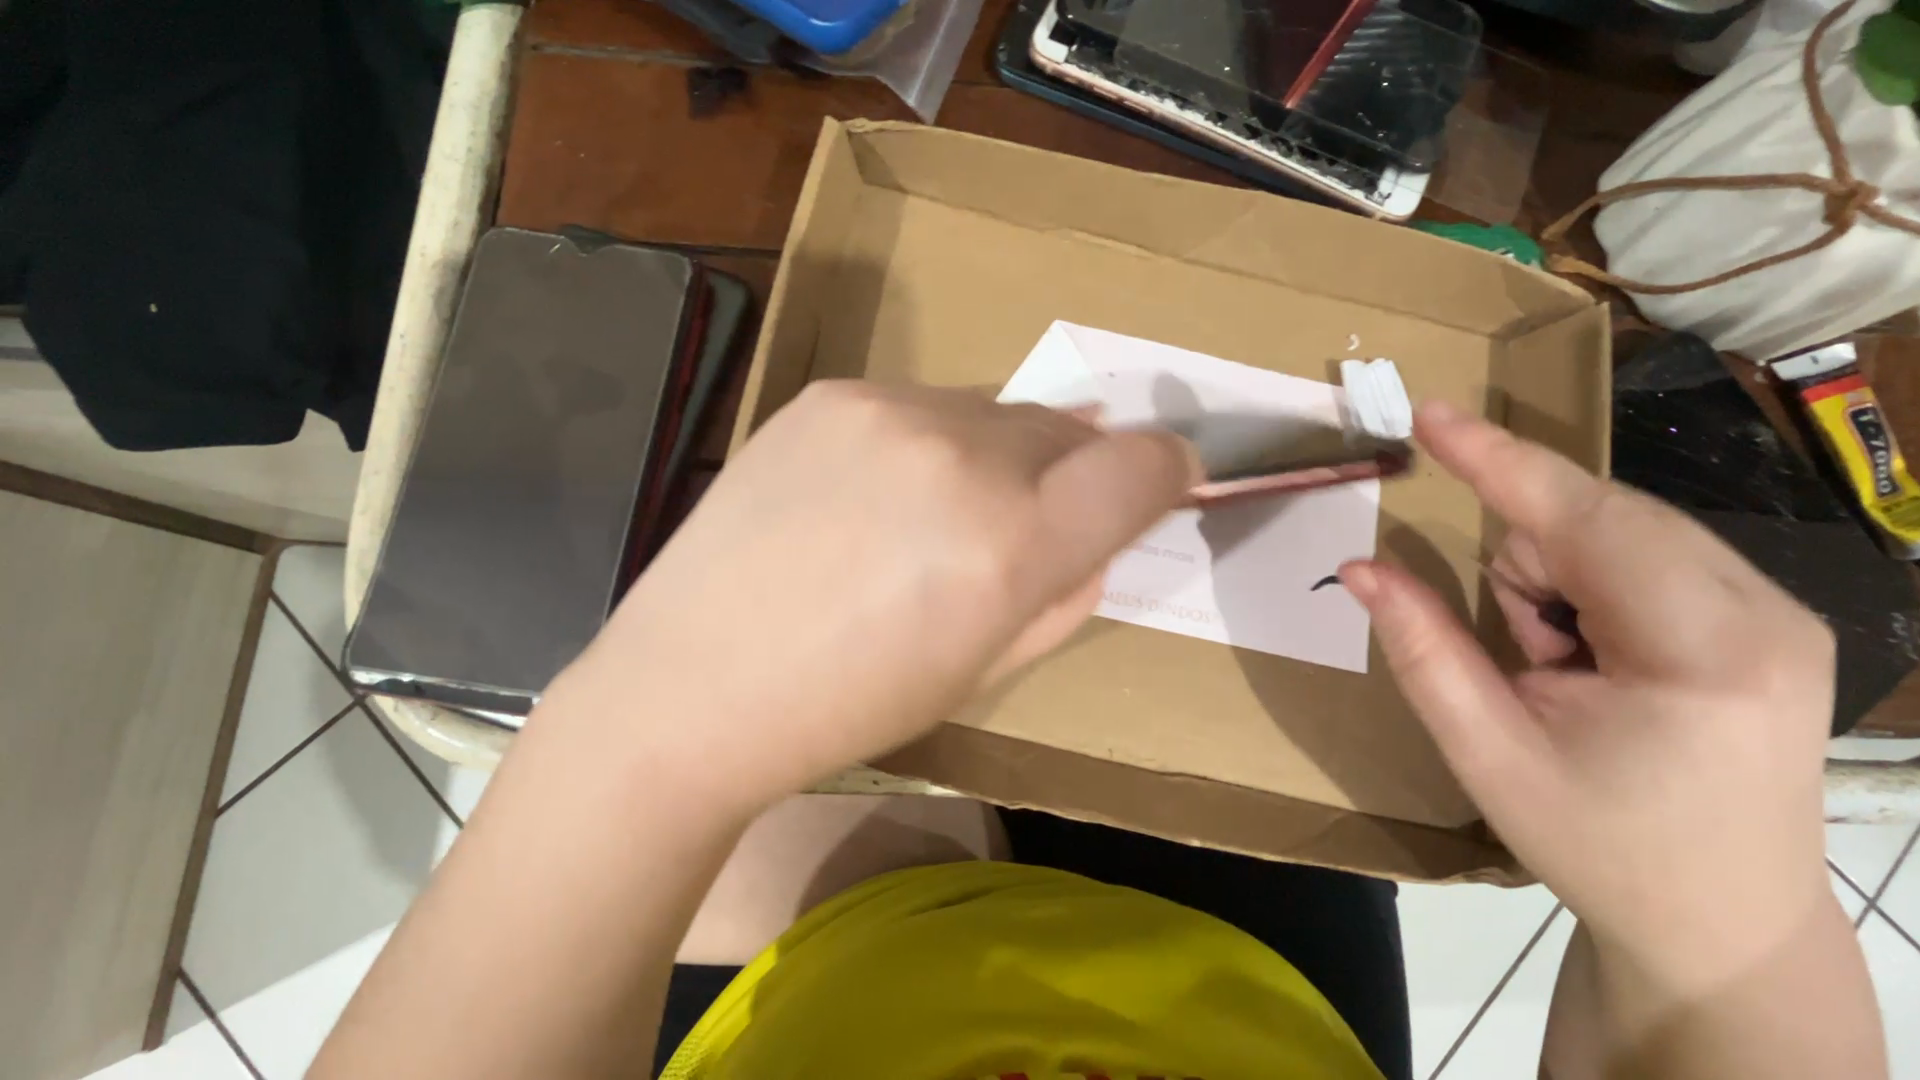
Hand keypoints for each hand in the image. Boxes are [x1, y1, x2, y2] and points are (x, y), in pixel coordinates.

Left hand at [543, 381, 1197, 809]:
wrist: (695, 682)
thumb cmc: (850, 706)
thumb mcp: (986, 671)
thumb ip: (1065, 591)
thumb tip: (1102, 531)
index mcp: (1011, 545)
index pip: (1143, 465)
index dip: (1166, 472)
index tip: (1158, 486)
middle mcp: (963, 457)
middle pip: (1071, 429)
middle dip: (1071, 472)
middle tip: (1020, 523)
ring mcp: (891, 411)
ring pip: (994, 412)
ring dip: (995, 455)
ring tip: (930, 513)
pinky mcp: (832, 392)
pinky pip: (922, 404)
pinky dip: (926, 442)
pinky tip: (869, 494)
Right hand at [1341, 402, 1835, 984]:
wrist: (1719, 923)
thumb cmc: (1596, 843)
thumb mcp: (1487, 751)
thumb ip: (1423, 648)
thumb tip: (1360, 568)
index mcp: (1700, 650)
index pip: (1582, 520)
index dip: (1498, 461)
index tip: (1431, 414)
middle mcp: (1762, 612)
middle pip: (1598, 519)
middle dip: (1525, 567)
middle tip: (1521, 655)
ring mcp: (1777, 613)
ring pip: (1618, 532)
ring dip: (1554, 584)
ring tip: (1560, 671)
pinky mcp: (1768, 621)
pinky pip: (1645, 556)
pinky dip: (1588, 591)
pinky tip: (1594, 661)